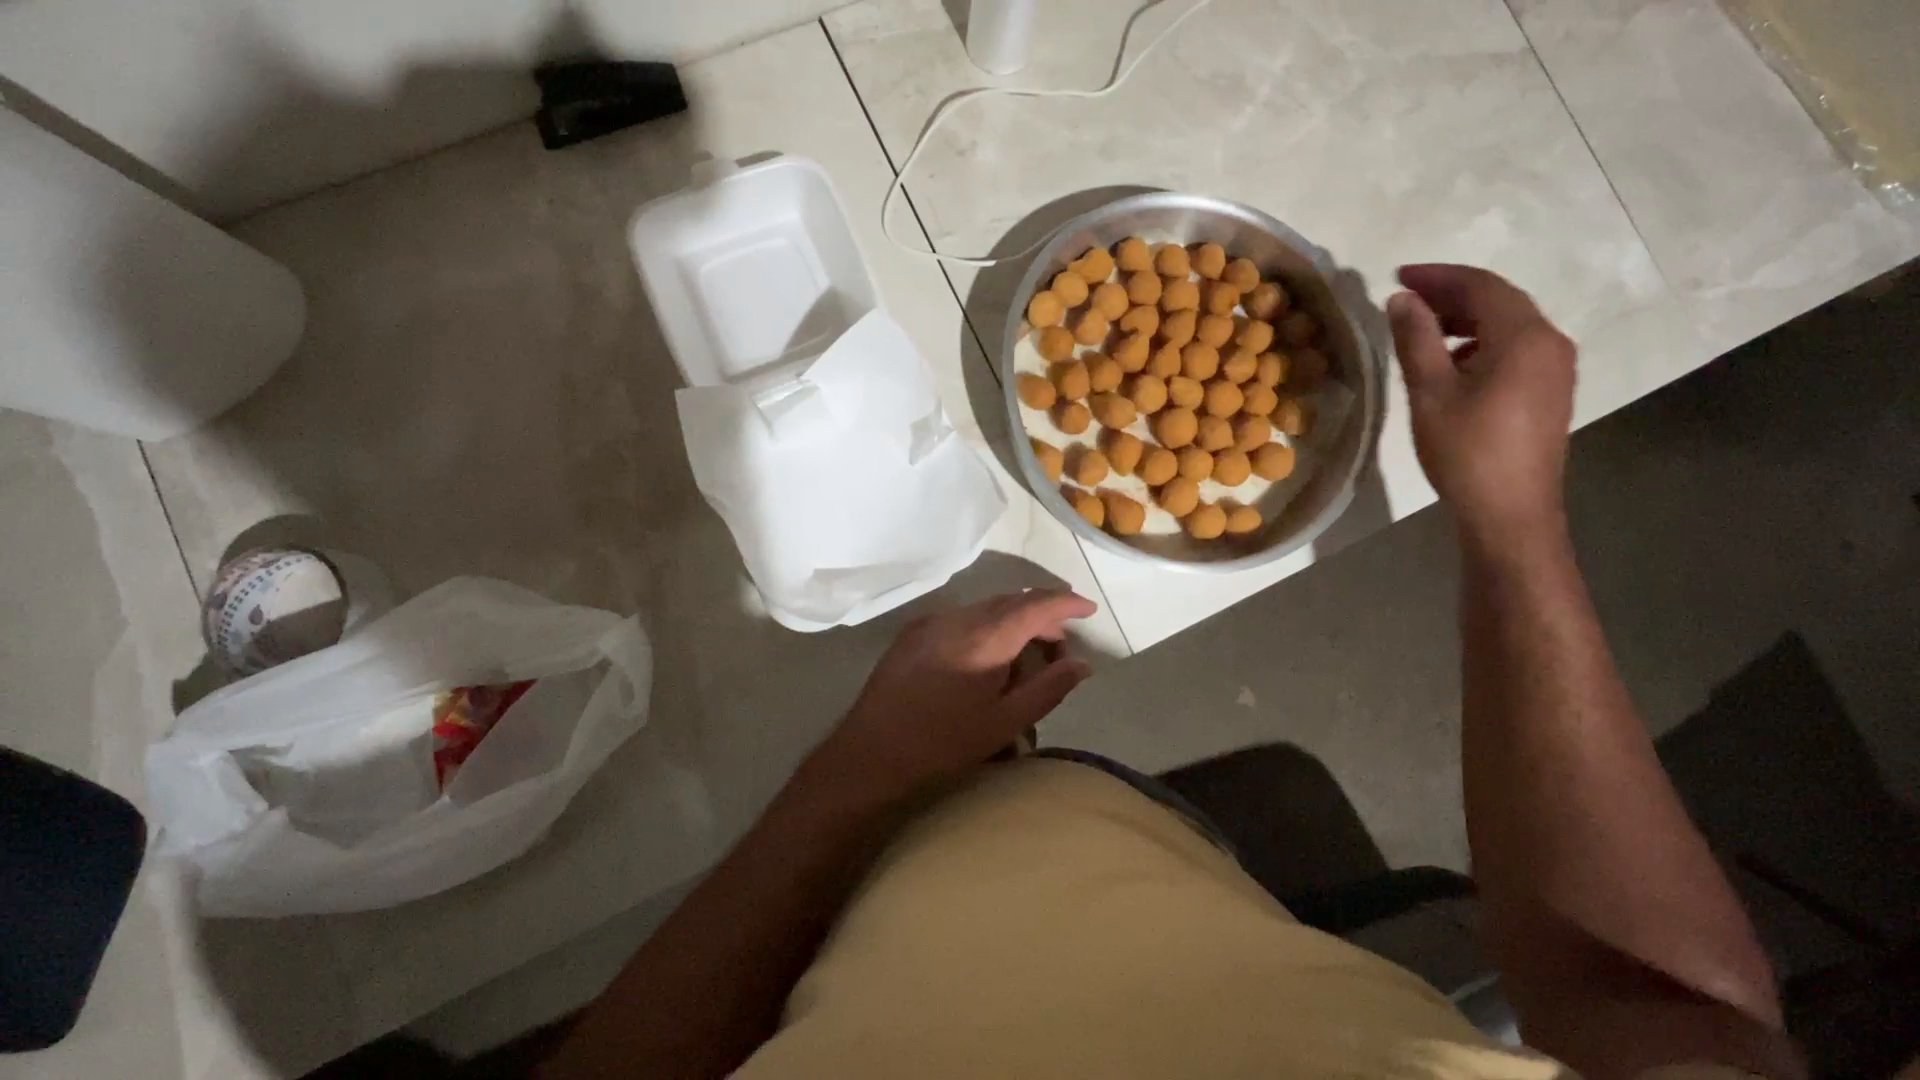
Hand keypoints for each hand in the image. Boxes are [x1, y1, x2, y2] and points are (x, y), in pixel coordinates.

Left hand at [814, 590, 1096, 798]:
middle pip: (1010, 602)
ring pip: (984, 610)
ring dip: (1011, 624)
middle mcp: (957, 617)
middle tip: (1059, 650)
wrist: (871, 752)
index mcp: (985, 636)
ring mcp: (930, 622)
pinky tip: (986, 662)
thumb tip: (1081, 664)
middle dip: (1041, 617)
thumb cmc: (943, 743)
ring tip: (1024, 660)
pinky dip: (984, 629)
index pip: (1036, 604)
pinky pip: (960, 620)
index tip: (1089, 609)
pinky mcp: (912, 634)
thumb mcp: (1005, 723)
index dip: (1066, 603)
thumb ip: (1048, 689)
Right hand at [1387, 264, 1576, 542]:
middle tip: (1406, 298)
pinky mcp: (1550, 392)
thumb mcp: (1430, 393)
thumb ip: (1416, 339)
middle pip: (1500, 301)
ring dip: (1466, 319)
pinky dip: (1481, 342)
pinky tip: (1452, 363)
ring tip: (1422, 329)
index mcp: (1524, 337)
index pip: (1481, 286)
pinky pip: (1516, 350)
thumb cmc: (1466, 451)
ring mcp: (1556, 369)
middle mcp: (1550, 343)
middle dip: (1452, 294)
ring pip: (1509, 326)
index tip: (1397, 277)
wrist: (1510, 512)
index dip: (1438, 276)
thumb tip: (1402, 299)